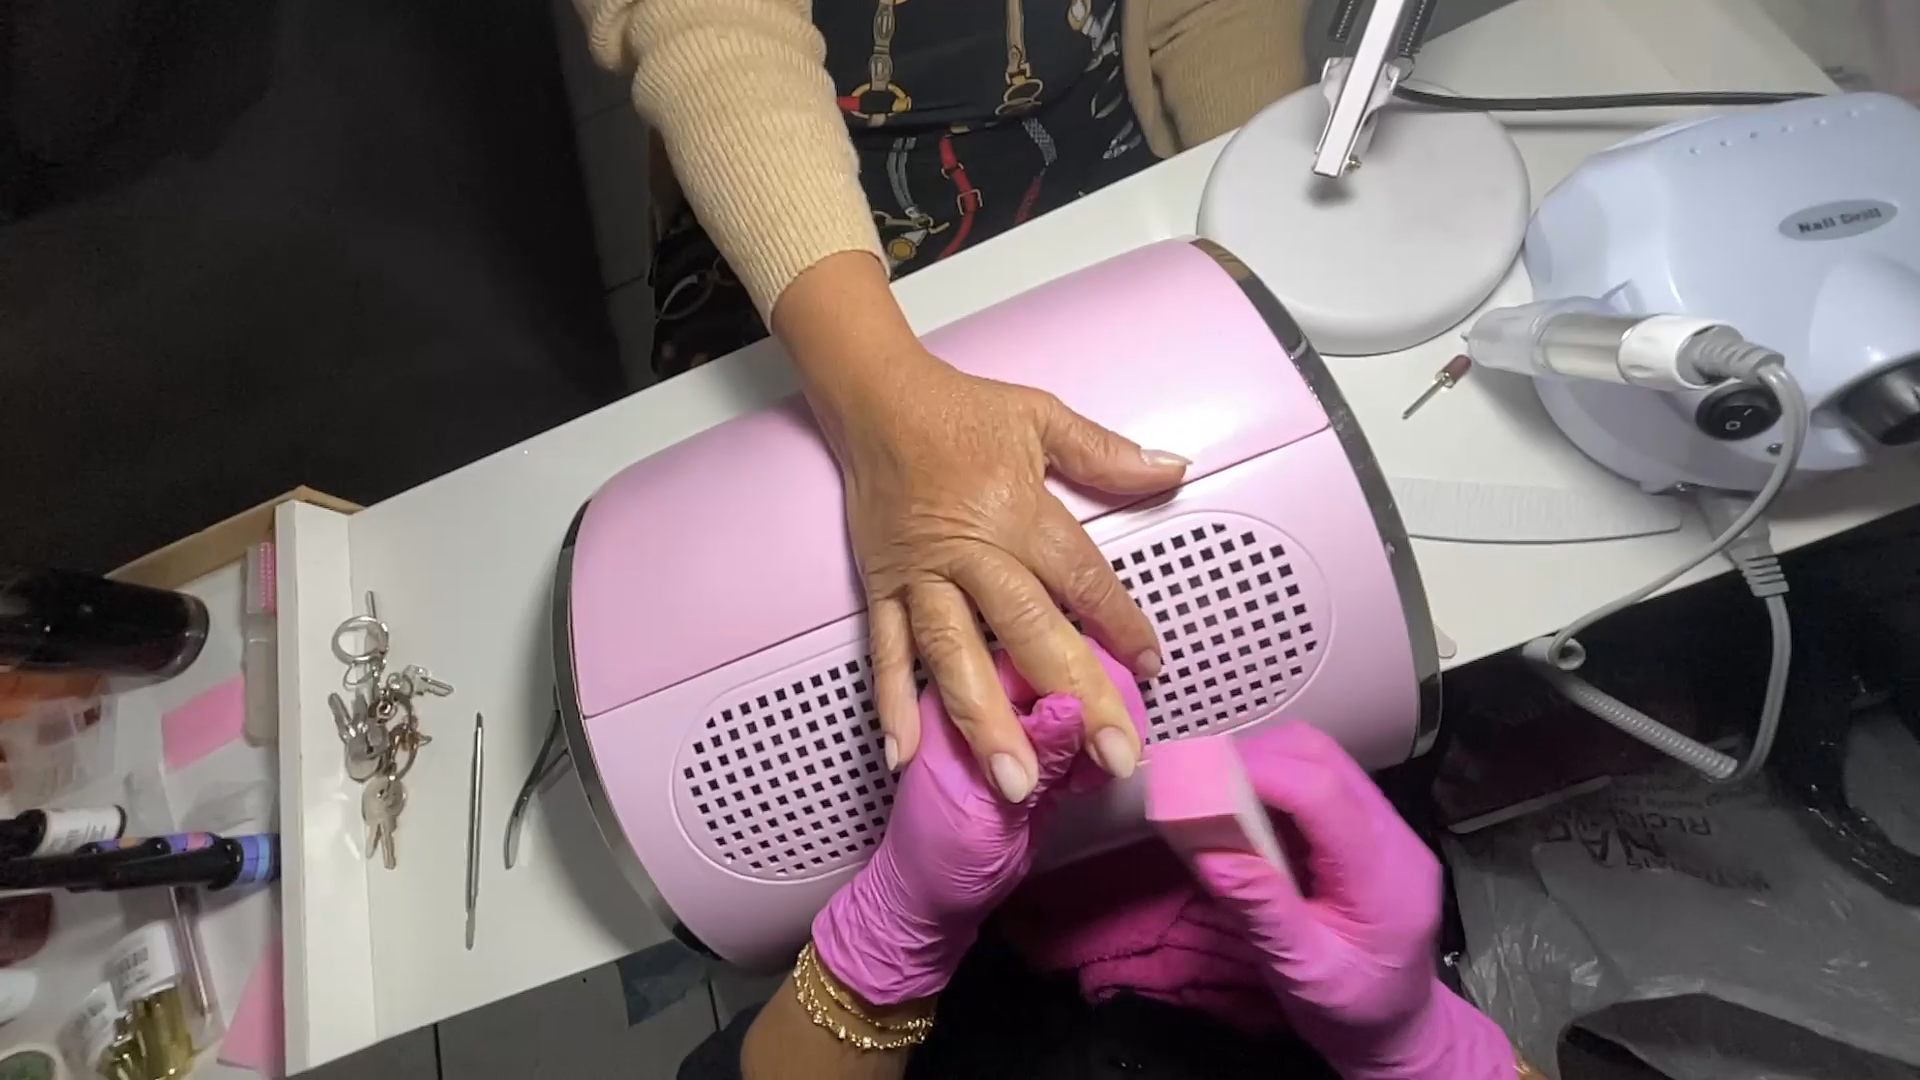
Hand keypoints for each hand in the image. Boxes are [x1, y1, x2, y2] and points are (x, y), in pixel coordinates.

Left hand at [813, 644, 1145, 1004]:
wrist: (934, 905)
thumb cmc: (942, 857)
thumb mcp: (986, 809)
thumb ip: (1033, 758)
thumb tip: (1075, 702)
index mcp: (954, 703)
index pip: (1019, 663)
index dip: (1070, 677)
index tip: (1114, 702)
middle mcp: (981, 705)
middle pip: (1049, 678)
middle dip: (1092, 704)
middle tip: (1121, 740)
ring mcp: (1007, 729)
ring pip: (1066, 707)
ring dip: (1097, 730)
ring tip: (1114, 760)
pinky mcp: (1031, 756)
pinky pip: (1070, 739)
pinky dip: (1091, 753)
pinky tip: (1102, 773)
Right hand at [824, 344, 1186, 799]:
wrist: (876, 402)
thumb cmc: (961, 412)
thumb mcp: (1039, 417)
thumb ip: (1105, 452)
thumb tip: (1174, 467)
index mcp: (1016, 511)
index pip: (1080, 576)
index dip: (1118, 623)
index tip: (1148, 669)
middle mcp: (970, 552)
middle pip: (1026, 629)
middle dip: (1070, 694)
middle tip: (1110, 758)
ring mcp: (921, 577)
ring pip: (953, 653)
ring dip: (982, 718)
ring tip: (1013, 782)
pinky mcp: (883, 588)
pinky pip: (886, 651)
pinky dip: (891, 702)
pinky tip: (905, 755)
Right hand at [1173, 724, 1513, 1079]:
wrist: (1397, 1030)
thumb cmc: (1351, 1010)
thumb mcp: (1302, 972)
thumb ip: (1260, 910)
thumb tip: (1208, 854)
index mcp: (1384, 878)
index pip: (1322, 792)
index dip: (1259, 773)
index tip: (1203, 780)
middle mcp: (1393, 837)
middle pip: (1321, 757)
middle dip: (1256, 757)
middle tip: (1206, 783)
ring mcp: (1384, 825)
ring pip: (1319, 755)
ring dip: (1264, 761)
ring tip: (1222, 792)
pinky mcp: (1365, 822)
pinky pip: (1317, 773)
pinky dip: (1274, 776)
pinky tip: (1248, 805)